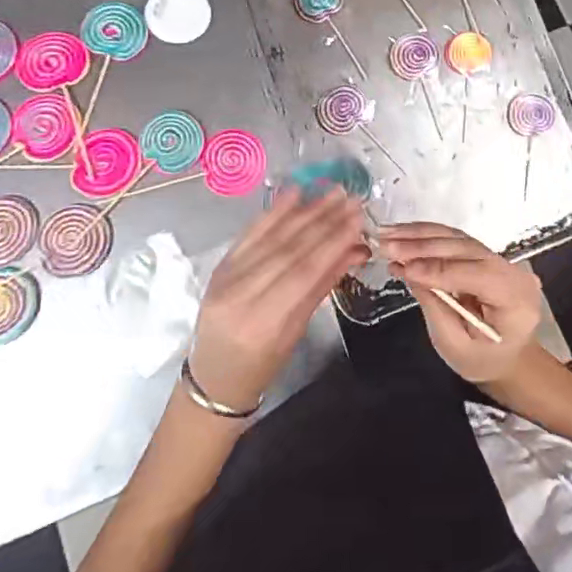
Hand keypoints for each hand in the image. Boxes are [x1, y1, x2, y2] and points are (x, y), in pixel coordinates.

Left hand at [187, 188, 367, 410]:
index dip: (333, 242)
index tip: (358, 219)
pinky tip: (292, 194)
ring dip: (304, 212)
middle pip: (289, 249)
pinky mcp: (219, 266)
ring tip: (331, 193)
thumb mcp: (295, 335)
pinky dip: (273, 213)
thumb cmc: (261, 367)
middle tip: (350, 199)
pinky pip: (249, 235)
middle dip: (323, 221)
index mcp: (265, 321)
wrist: (213, 378)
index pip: (305, 272)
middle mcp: (241, 294)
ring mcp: (226, 278)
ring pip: (271, 238)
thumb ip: (321, 289)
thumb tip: (355, 251)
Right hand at [379, 223, 541, 383]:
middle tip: (387, 245)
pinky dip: (426, 236)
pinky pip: (454, 240)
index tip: (405, 266)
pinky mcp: (485, 255)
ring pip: (458, 238)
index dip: (439, 268)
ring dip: (419, 235)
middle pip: (466, 249)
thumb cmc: (481, 360)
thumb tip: (408, 270)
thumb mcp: (454, 344)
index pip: (477, 274)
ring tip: (387, 235)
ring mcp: (501, 260)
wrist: (505, 358)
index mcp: (516, 300)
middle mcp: (514, 272)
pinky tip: (401, 235)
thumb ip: (434, 305)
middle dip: (424, 246)